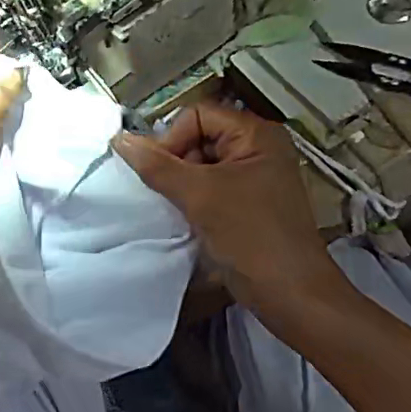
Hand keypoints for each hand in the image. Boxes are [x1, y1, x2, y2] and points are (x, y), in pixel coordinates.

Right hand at [112, 101, 343, 312]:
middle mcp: (257, 148)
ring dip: (180, 182)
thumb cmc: (252, 236)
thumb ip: (155, 165)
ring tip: (179, 206)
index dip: (173, 138)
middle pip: (196, 137)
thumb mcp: (198, 195)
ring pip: (197, 163)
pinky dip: (190, 196)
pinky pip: (207, 185)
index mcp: (256, 135)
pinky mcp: (246, 201)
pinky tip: (185, 215)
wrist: (291, 296)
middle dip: (175, 162)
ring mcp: (252, 176)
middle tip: (169, 191)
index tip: (161, 171)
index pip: (196, 116)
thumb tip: (119, 140)